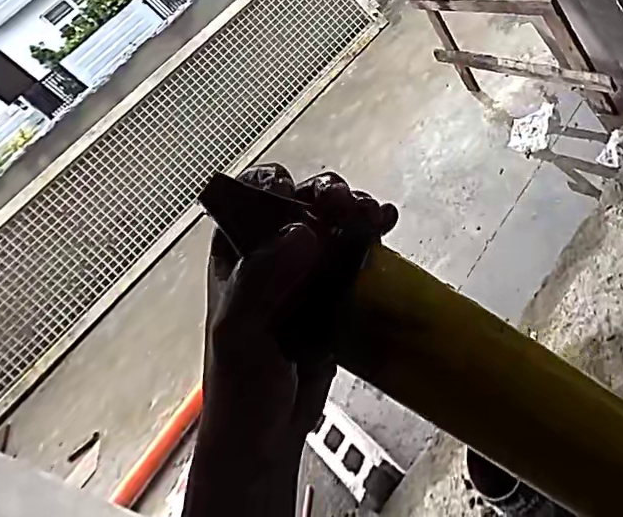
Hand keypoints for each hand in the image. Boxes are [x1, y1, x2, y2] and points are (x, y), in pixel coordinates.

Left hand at [184, 166, 394, 516]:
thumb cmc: (240, 387)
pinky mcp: (336, 286)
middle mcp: (272, 250)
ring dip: (355, 208)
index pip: (252, 195)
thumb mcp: (239, 333)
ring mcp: (306, 267)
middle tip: (343, 204)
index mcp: (237, 250)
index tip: (297, 195)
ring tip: (371, 214)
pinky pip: (356, 247)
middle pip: (303, 199)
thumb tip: (300, 232)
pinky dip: (373, 231)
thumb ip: (261, 281)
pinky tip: (385, 224)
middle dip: (326, 194)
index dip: (275, 184)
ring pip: (334, 218)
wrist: (270, 438)